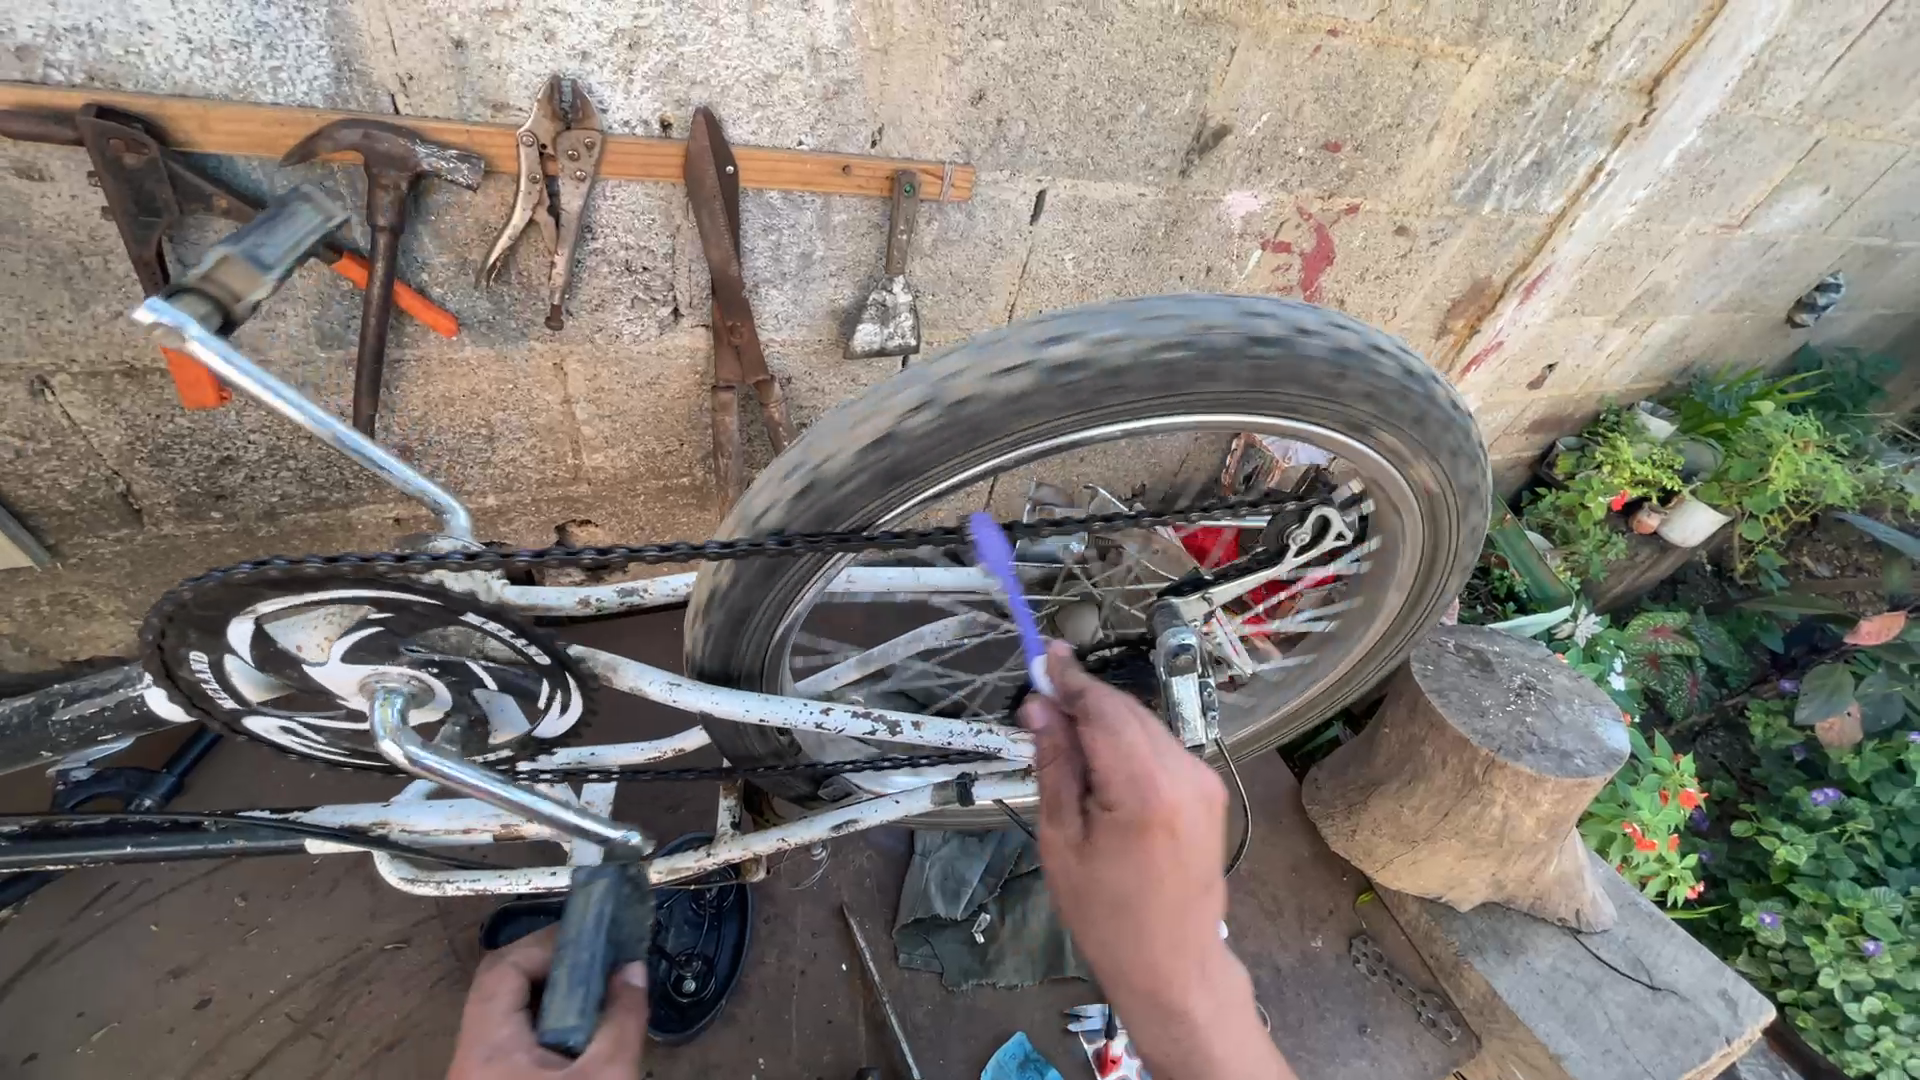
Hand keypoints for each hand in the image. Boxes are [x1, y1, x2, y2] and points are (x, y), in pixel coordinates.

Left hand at [446, 926, 649, 1079]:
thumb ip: (623, 1017)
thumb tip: (633, 967)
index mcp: (486, 1050)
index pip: (503, 970)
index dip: (548, 944)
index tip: (597, 941)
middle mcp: (470, 1061)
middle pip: (502, 988)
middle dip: (557, 966)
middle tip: (603, 961)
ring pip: (510, 1017)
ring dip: (558, 996)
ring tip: (603, 994)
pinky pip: (516, 1045)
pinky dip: (552, 1026)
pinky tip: (587, 1037)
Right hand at [1020, 641, 1293, 1079]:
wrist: (1176, 968)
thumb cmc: (1106, 914)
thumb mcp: (1061, 840)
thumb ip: (1055, 764)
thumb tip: (1039, 707)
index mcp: (1144, 789)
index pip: (1103, 710)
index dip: (1071, 678)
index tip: (1044, 653)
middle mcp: (1184, 772)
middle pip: (1125, 710)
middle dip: (1083, 696)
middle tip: (1041, 691)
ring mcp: (1203, 779)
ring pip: (1143, 723)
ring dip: (1103, 716)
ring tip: (1064, 726)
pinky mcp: (1208, 789)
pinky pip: (1159, 745)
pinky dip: (1126, 737)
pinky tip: (1100, 753)